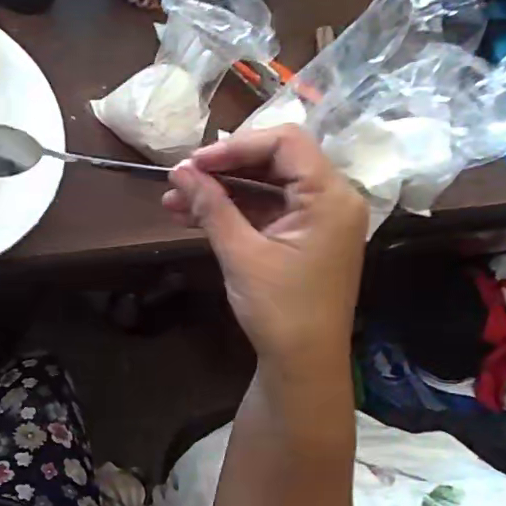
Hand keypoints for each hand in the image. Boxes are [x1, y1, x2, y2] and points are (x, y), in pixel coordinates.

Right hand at [163, 126, 368, 364]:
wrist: (303, 362)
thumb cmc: (280, 309)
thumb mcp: (241, 254)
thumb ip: (212, 206)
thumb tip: (179, 171)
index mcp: (330, 196)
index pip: (285, 142)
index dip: (235, 146)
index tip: (193, 163)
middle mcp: (331, 198)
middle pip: (275, 161)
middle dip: (223, 168)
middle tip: (178, 180)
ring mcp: (318, 219)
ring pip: (265, 187)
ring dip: (221, 191)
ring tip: (173, 202)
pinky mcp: (303, 237)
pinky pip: (266, 210)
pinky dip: (232, 211)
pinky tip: (193, 216)